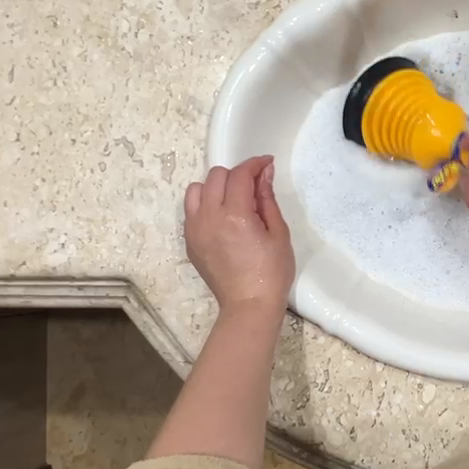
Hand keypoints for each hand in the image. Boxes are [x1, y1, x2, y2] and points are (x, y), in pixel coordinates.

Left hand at [183, 156, 294, 319]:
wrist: (249, 304)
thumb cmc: (272, 272)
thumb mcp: (279, 233)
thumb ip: (267, 199)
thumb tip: (264, 174)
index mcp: (236, 215)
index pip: (240, 175)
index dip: (255, 164)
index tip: (267, 164)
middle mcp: (210, 217)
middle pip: (216, 176)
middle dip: (236, 175)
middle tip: (254, 188)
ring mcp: (195, 229)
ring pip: (196, 189)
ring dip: (215, 188)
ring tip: (233, 201)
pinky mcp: (190, 241)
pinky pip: (191, 210)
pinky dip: (205, 205)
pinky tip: (222, 218)